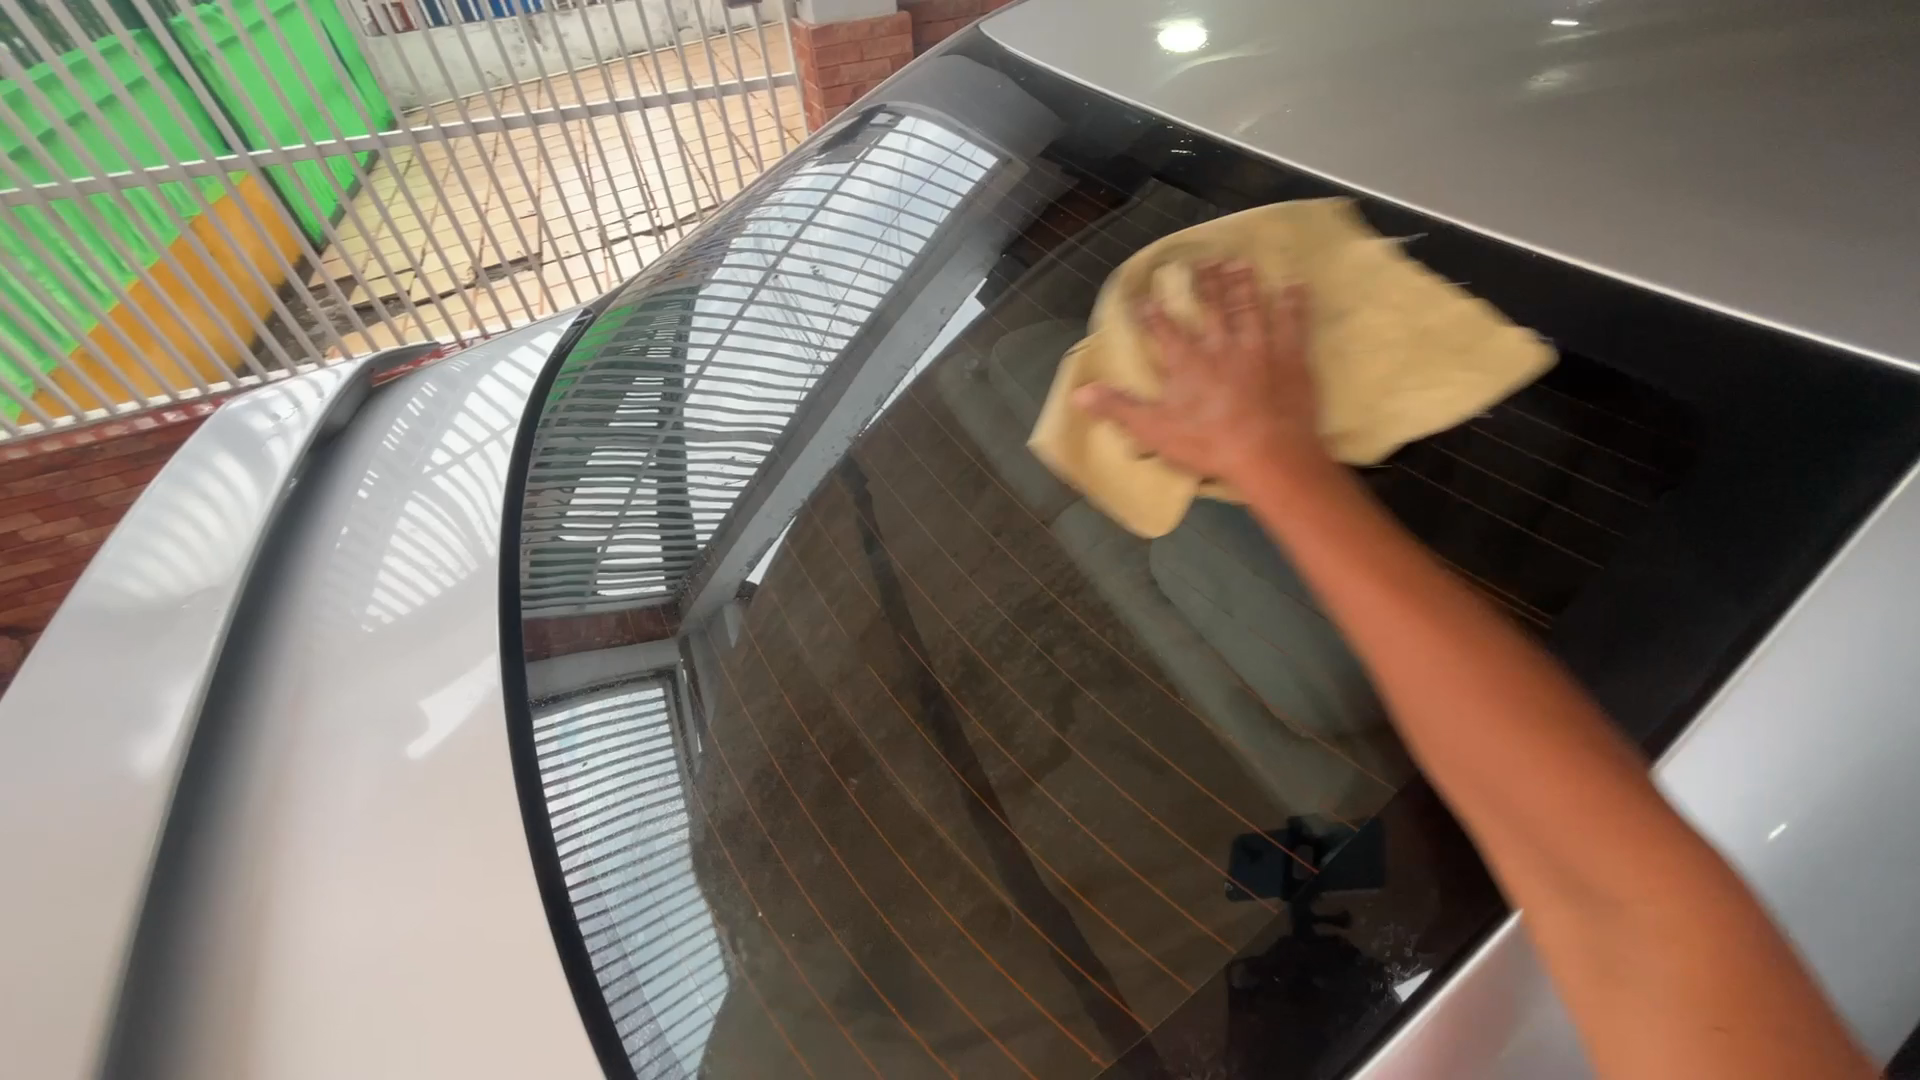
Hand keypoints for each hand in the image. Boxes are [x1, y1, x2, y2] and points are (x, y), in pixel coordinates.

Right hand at [1074, 260, 1326, 487]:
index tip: (1145, 297)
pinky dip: (1293, 303)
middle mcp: (1222, 345)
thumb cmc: (1207, 443)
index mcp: (1187, 361)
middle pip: (1212, 307)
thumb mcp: (1153, 430)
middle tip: (1202, 261)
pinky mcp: (1291, 358)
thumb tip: (1079, 393)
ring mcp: (1260, 347)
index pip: (1165, 330)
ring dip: (1243, 283)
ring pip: (1249, 306)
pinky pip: (1292, 323)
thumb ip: (1118, 407)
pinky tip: (1293, 285)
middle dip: (1205, 283)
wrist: (1268, 453)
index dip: (1152, 314)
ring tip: (1238, 262)